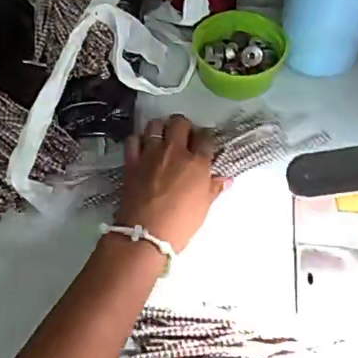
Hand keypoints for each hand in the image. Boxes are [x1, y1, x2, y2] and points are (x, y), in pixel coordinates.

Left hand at [115, 115, 228, 251]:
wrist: (146, 233)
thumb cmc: (180, 223)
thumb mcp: (204, 207)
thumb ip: (214, 188)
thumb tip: (226, 179)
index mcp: (197, 163)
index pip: (206, 139)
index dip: (206, 140)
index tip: (205, 146)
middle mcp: (174, 152)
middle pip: (180, 123)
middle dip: (184, 127)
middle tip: (185, 137)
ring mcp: (151, 154)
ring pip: (155, 125)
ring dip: (161, 128)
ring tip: (164, 138)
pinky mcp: (132, 162)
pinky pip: (133, 140)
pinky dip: (138, 140)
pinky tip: (142, 147)